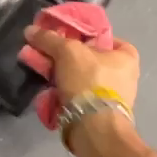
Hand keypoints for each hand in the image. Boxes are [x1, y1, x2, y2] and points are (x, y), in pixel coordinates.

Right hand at [23, 26, 140, 109]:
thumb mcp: (67, 51)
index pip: (106, 38)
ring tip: (37, 68)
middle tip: (42, 52)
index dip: (85, 35)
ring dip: (58, 73)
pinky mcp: (97, 113)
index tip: (65, 37)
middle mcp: (123, 76)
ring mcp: (110, 97)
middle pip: (87, 58)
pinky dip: (62, 91)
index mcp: (126, 57)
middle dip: (62, 55)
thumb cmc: (89, 81)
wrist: (93, 127)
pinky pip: (77, 95)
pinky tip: (45, 89)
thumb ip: (48, 38)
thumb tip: (30, 30)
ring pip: (79, 77)